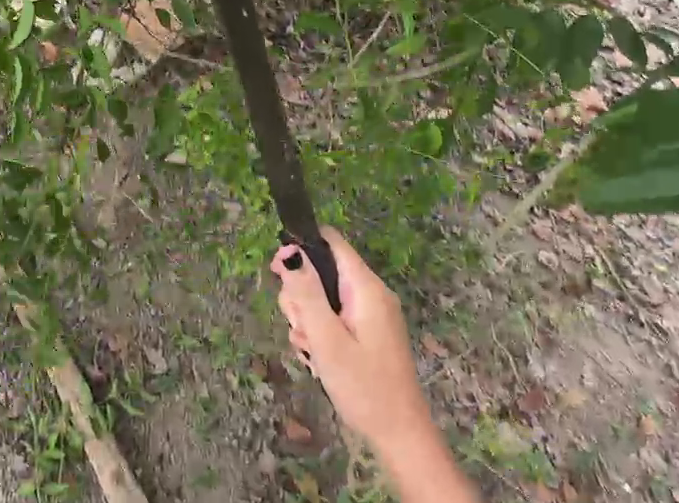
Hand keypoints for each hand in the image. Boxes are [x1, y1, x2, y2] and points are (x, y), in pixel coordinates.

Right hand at [270, 230, 433, 451]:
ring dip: (306, 319)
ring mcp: (369, 314)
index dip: (299, 248)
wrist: (400, 437)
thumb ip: (306, 292)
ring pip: (321, 296)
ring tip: (311, 349)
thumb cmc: (363, 386)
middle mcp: (370, 294)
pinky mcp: (366, 332)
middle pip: (320, 270)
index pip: (329, 240)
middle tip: (301, 327)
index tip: (277, 273)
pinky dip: (318, 333)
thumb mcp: (326, 338)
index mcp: (365, 288)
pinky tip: (318, 357)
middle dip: (300, 295)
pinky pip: (332, 317)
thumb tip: (288, 250)